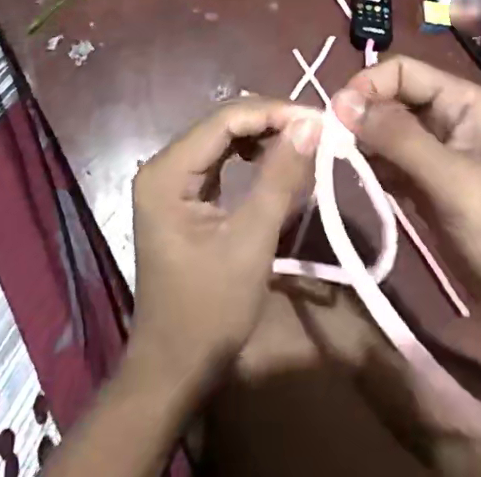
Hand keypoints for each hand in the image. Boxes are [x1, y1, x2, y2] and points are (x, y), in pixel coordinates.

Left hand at [130, 99, 320, 385]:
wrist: (175, 368)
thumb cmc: (210, 309)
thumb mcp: (251, 241)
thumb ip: (279, 178)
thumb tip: (311, 124)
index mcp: (166, 173)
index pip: (224, 120)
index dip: (273, 112)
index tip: (318, 119)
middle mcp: (162, 167)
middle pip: (222, 125)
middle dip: (271, 122)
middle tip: (318, 129)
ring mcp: (169, 182)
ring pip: (223, 140)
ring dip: (264, 137)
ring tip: (305, 142)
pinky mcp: (182, 197)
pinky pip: (221, 162)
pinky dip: (252, 158)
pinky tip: (278, 162)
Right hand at [332, 58, 480, 376]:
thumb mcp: (456, 182)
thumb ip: (399, 139)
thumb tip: (341, 101)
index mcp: (467, 104)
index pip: (404, 72)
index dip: (367, 87)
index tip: (333, 119)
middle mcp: (453, 123)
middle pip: (394, 102)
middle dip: (359, 117)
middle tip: (323, 146)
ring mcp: (443, 162)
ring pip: (390, 138)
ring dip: (361, 146)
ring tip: (329, 164)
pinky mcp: (435, 197)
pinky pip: (395, 172)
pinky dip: (372, 174)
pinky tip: (349, 183)